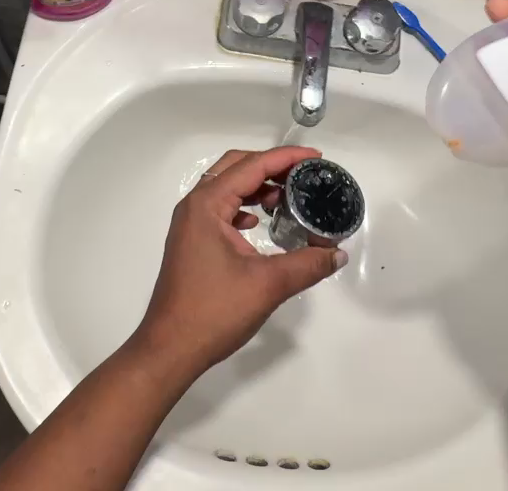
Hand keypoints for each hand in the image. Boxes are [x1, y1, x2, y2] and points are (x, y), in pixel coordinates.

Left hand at [130, 147, 346, 377]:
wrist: (170, 349)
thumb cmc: (213, 311)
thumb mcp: (267, 285)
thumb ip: (306, 264)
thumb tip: (337, 253)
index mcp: (207, 204)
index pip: (251, 166)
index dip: (285, 158)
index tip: (316, 157)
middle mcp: (195, 206)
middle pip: (236, 168)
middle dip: (270, 167)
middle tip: (303, 174)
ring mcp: (190, 224)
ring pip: (226, 188)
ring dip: (257, 187)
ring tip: (288, 199)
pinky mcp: (192, 242)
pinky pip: (221, 209)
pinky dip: (244, 207)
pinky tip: (260, 223)